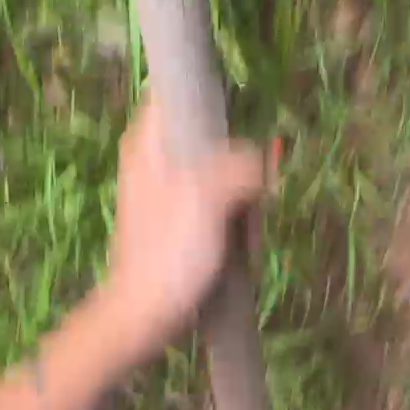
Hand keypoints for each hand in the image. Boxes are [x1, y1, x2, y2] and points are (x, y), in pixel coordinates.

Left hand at [105, 98, 266, 346]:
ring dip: (244, 209)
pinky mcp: (182, 231)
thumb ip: (241, 164)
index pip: (180, 92)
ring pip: (226, 182)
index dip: (215, 104)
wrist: (145, 317)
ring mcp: (171, 199)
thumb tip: (264, 164)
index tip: (238, 134)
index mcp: (149, 143)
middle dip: (242, 172)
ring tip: (244, 239)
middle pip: (216, 142)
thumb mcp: (208, 195)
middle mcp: (157, 163)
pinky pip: (222, 215)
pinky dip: (235, 230)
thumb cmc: (169, 255)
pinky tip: (239, 252)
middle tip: (248, 202)